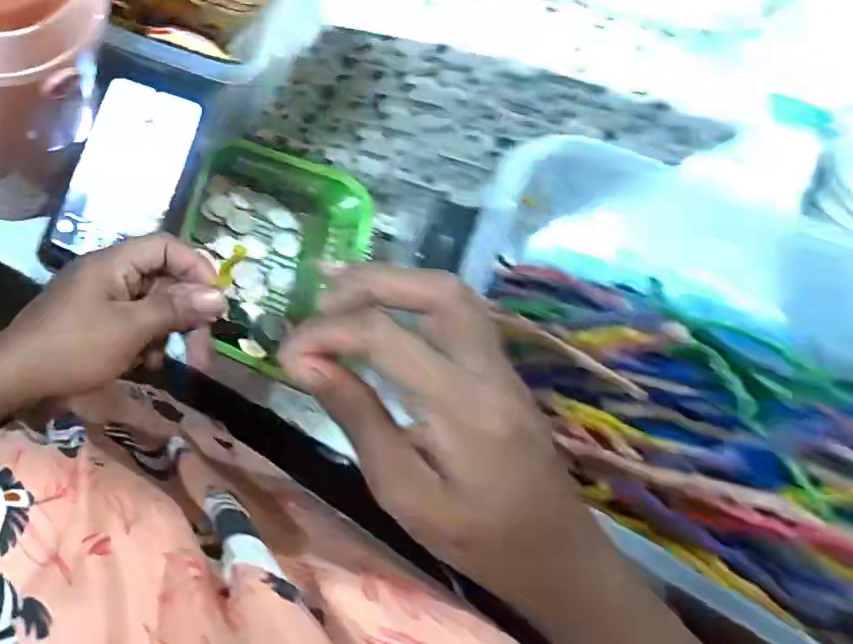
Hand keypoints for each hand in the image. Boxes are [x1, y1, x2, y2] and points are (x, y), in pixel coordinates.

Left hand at [0, 235, 225, 400]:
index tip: (216, 305)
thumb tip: (219, 294)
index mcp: (112, 262)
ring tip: (164, 364)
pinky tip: (143, 366)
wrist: (17, 374)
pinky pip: (130, 321)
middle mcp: (106, 272)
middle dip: (186, 314)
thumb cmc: (74, 347)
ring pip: (149, 304)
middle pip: (161, 278)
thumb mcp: (129, 329)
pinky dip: (143, 341)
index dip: (196, 268)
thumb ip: (173, 309)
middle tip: (200, 357)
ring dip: (165, 332)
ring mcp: (97, 296)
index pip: (165, 245)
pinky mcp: (92, 320)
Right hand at [277, 266, 637, 631]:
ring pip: (448, 292)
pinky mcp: (495, 370)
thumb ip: (355, 418)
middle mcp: (490, 375)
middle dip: (364, 283)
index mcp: (466, 409)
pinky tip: (366, 309)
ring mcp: (500, 368)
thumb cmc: (478, 540)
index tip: (287, 357)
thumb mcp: (403, 494)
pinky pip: (451, 311)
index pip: (384, 336)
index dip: (323, 333)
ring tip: (333, 295)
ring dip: (385, 283)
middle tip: (316, 306)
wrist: (565, 569)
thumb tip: (301, 361)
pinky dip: (401, 297)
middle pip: (436, 291)